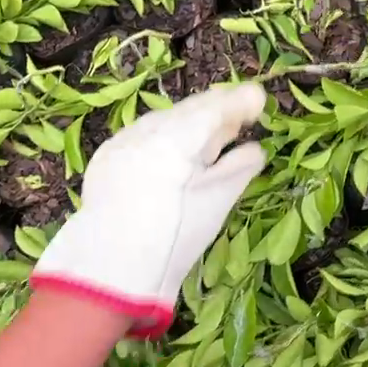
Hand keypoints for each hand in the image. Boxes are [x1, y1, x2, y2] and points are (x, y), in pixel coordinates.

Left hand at [30, 83, 267, 337]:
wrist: (113, 268)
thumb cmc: (175, 237)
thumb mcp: (215, 203)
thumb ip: (238, 168)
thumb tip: (254, 149)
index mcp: (175, 140)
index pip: (212, 110)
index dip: (238, 102)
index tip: (259, 98)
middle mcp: (146, 132)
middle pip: (188, 111)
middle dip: (216, 109)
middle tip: (242, 112)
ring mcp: (122, 142)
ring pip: (165, 120)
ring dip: (191, 122)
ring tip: (213, 132)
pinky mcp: (107, 156)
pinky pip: (143, 135)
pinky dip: (165, 135)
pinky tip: (176, 149)